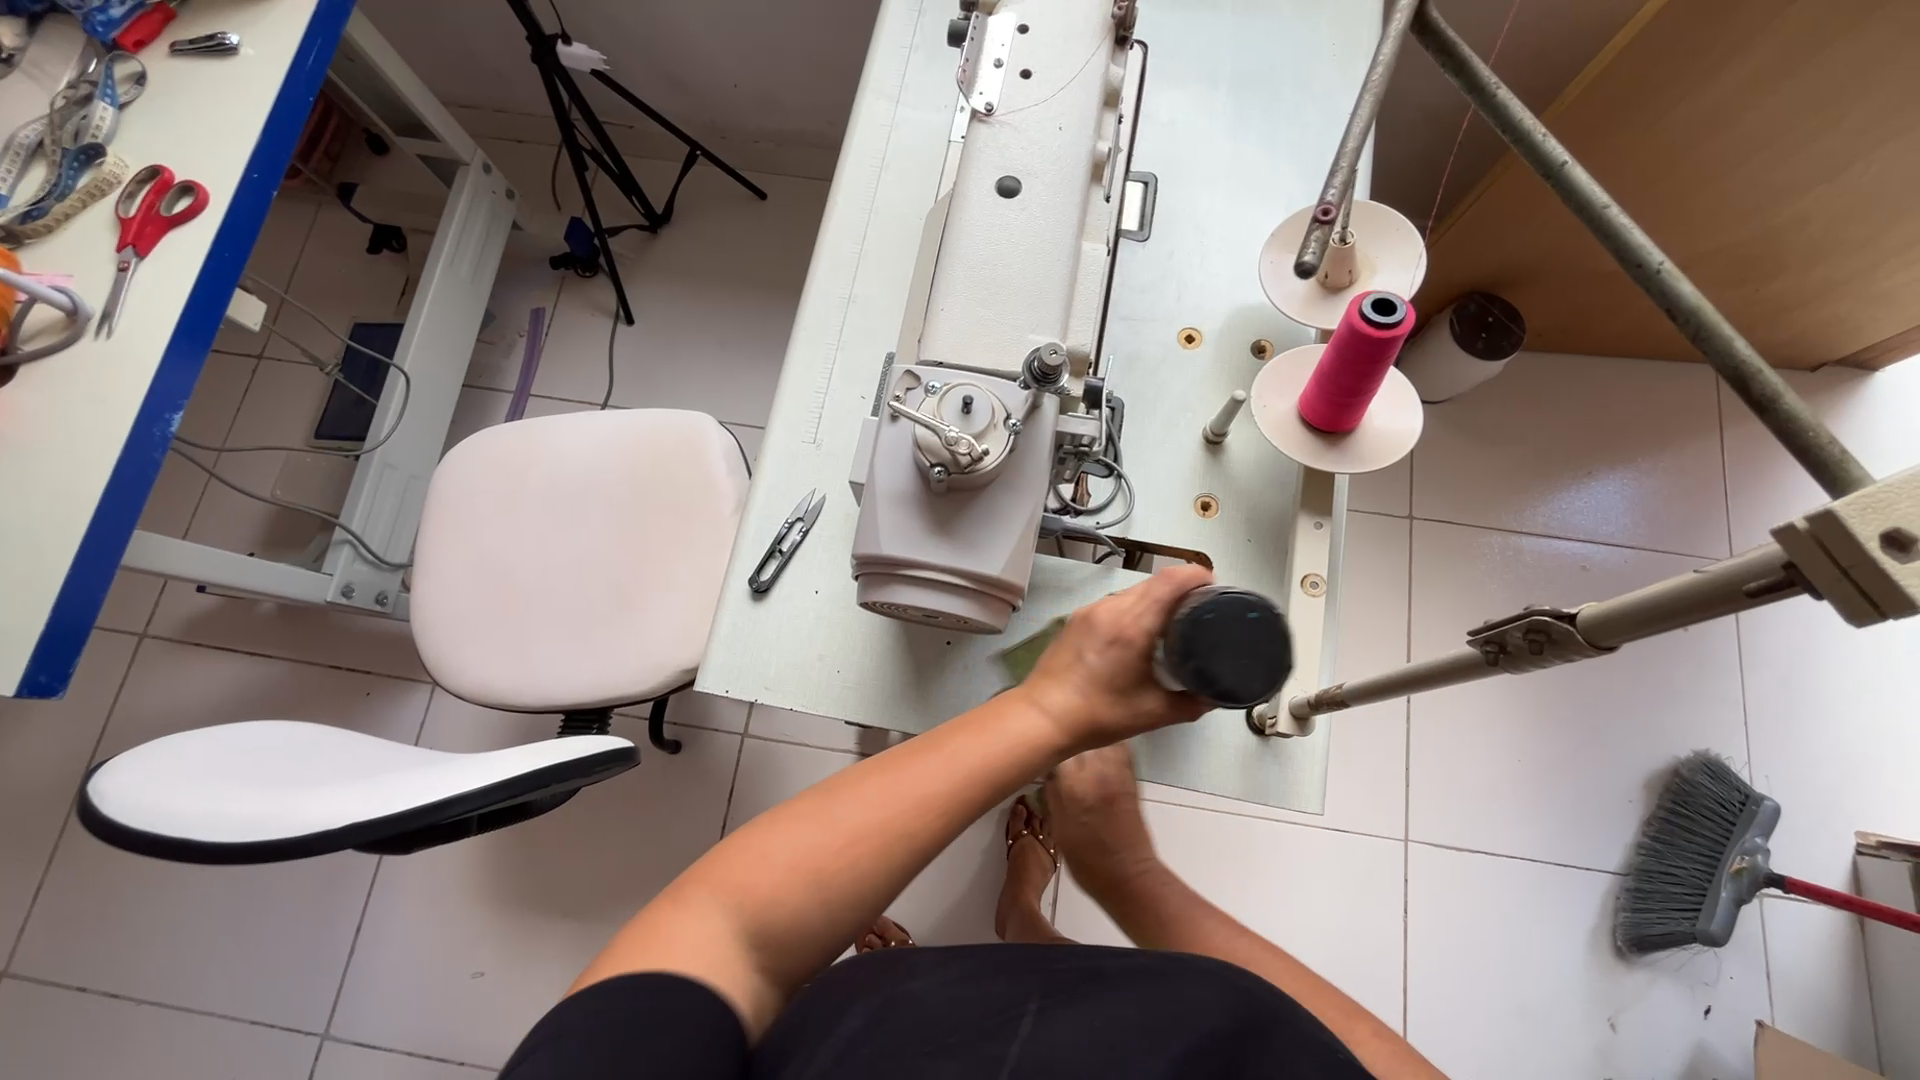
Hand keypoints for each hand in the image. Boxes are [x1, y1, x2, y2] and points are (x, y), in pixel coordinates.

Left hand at [1017, 563, 1214, 750]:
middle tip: (1202, 610)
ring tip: (1174, 623)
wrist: (1042, 717)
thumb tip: (1213, 696)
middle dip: (1181, 589)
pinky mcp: (1076, 619)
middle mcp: (1110, 608)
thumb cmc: (1098, 714)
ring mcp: (1090, 611)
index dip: (1197, 576)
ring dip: (1156, 599)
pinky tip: (1141, 633)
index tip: (1216, 588)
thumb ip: (1191, 703)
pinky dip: (1134, 609)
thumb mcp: (1154, 713)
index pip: (1170, 580)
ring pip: (1132, 592)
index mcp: (1132, 625)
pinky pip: (1114, 603)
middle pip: (1154, 582)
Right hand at [1044, 742, 1163, 900]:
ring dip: (1087, 734)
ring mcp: (1117, 771)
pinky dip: (1107, 741)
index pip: (1055, 746)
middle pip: (1077, 735)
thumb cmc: (1086, 859)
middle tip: (1056, 740)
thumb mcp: (1057, 827)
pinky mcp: (1132, 775)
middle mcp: (1095, 771)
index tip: (1039, 746)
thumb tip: (1049, 769)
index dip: (1045, 742)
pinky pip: (1119, 745)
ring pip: (1100, 736)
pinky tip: (1098, 748)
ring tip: (1077, 739)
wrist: (1127, 875)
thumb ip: (1052, 792)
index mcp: (1072, 786)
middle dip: (1065, 733)